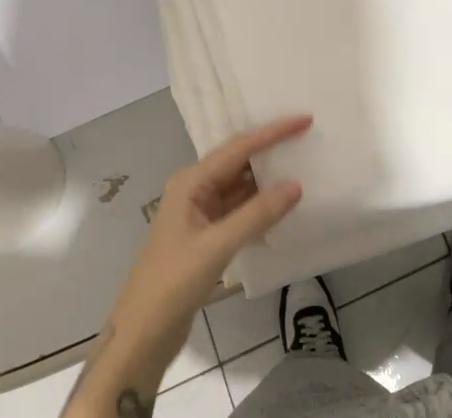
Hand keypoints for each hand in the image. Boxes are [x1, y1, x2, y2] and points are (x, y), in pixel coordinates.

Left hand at [103, 116, 310, 373]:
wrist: (144, 333)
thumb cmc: (174, 281)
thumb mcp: (217, 245)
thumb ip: (257, 214)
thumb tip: (296, 185)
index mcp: (190, 183)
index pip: (238, 148)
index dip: (272, 133)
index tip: (304, 119)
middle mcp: (194, 191)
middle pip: (238, 162)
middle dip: (271, 151)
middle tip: (307, 139)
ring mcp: (200, 215)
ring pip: (240, 188)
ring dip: (268, 181)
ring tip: (304, 167)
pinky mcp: (207, 238)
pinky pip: (240, 212)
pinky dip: (261, 208)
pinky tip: (284, 208)